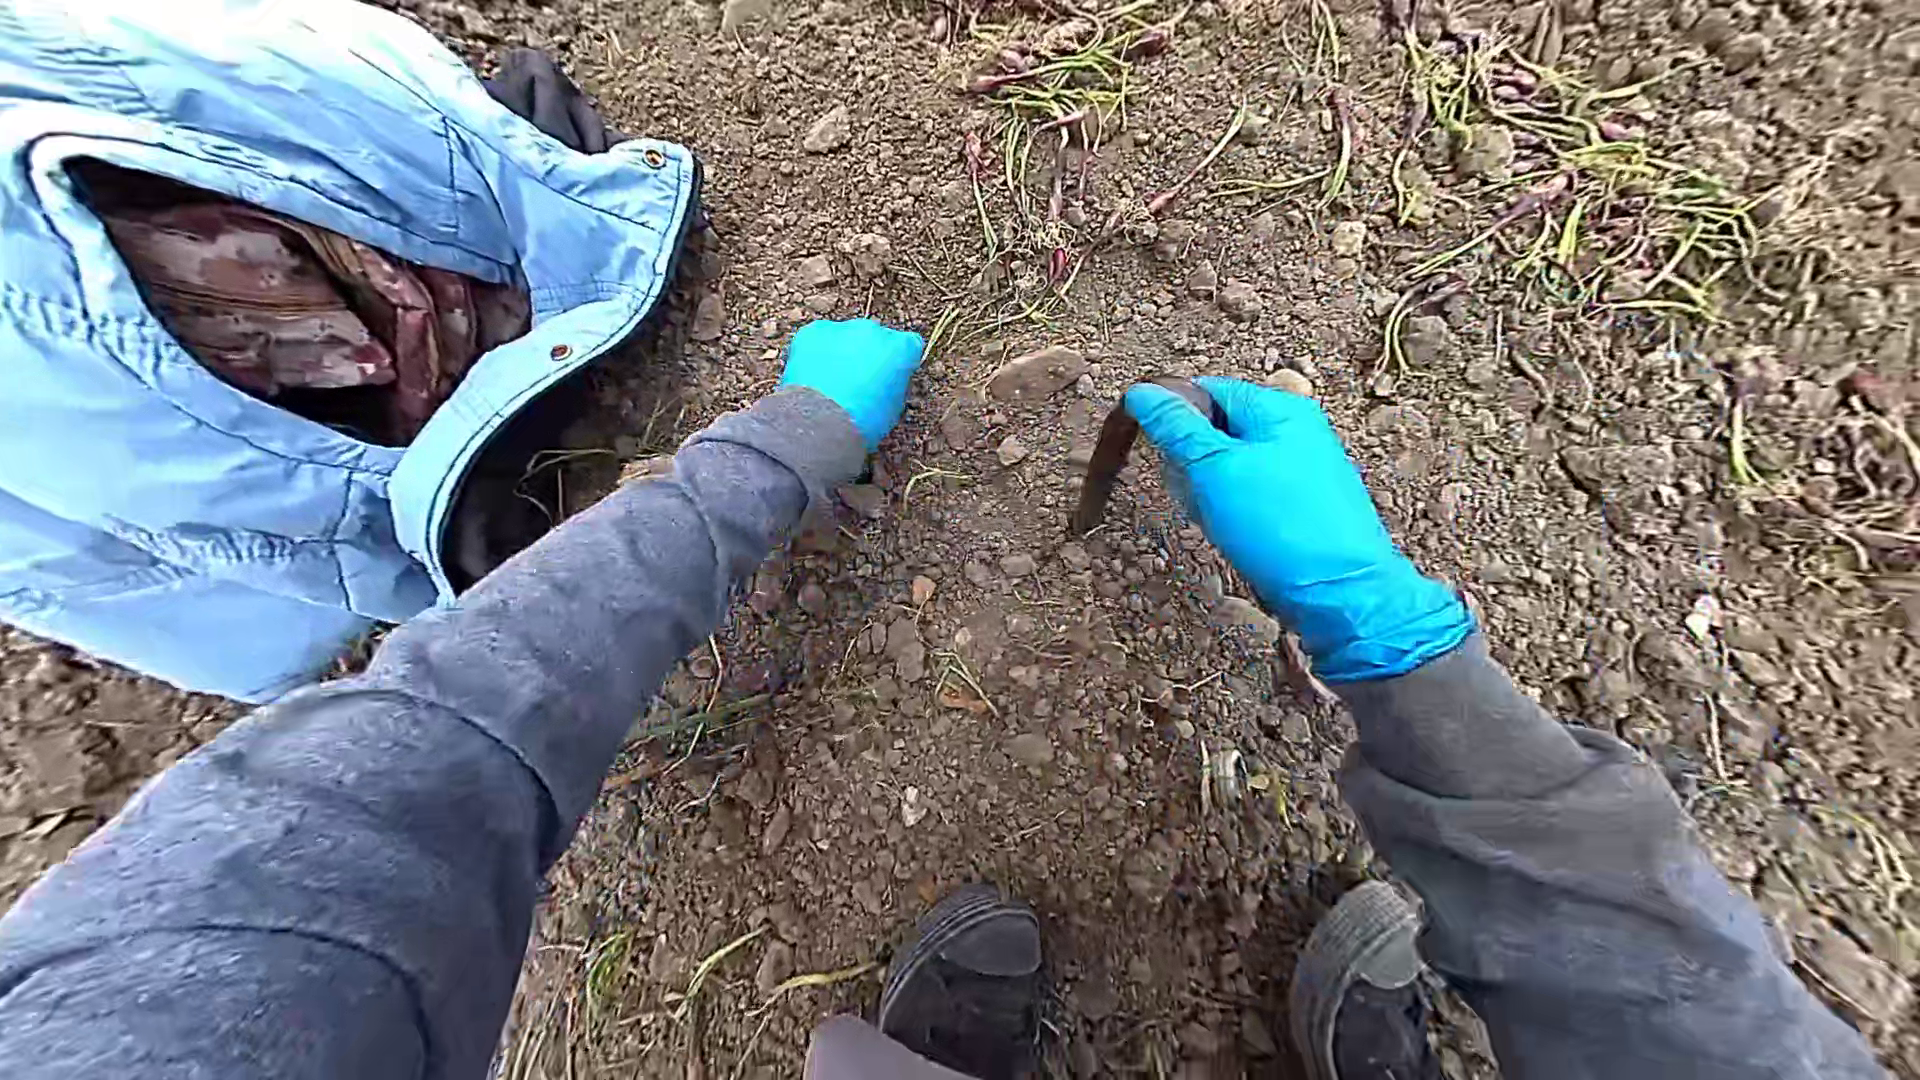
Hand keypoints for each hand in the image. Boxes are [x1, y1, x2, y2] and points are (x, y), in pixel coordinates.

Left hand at [779, 319, 924, 450]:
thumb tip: (887, 383)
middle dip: (869, 355)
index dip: (899, 362)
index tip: (891, 376)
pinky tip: (814, 377)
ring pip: (845, 336)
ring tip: (832, 384)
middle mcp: (874, 331)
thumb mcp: (893, 409)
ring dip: (842, 353)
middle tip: (859, 383)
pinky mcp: (814, 332)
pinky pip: (818, 339)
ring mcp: (842, 328)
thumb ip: (895, 385)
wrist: (824, 420)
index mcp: (901, 348)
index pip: (909, 345)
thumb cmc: (864, 422)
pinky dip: (816, 353)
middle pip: (875, 337)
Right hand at [1124, 376, 1472, 681]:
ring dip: (1201, 486)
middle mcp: (1288, 430)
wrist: (1336, 593)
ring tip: (1209, 513)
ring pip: (1221, 463)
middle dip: (1187, 458)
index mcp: (1277, 408)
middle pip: (1211, 427)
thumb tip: (1141, 392)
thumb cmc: (1280, 525)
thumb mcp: (1214, 467)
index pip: (1205, 389)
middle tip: (1188, 487)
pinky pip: (1239, 490)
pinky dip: (1222, 505)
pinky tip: (1225, 527)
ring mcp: (1291, 466)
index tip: (1151, 442)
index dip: (1170, 413)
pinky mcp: (1289, 500)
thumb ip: (1174, 427)